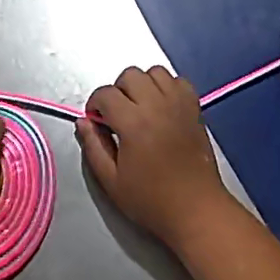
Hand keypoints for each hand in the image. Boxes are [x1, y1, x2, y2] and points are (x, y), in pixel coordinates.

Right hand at [76, 66, 232, 243]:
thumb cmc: (151, 200)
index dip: (95, 103)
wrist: (195, 208)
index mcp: (133, 122)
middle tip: (116, 114)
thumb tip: (84, 122)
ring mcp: (178, 102)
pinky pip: (177, 80)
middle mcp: (157, 104)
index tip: (95, 119)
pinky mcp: (194, 106)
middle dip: (117, 90)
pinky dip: (166, 86)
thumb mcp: (112, 182)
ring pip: (154, 72)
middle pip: (130, 75)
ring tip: (139, 107)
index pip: (106, 94)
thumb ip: (93, 147)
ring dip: (142, 84)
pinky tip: (162, 106)